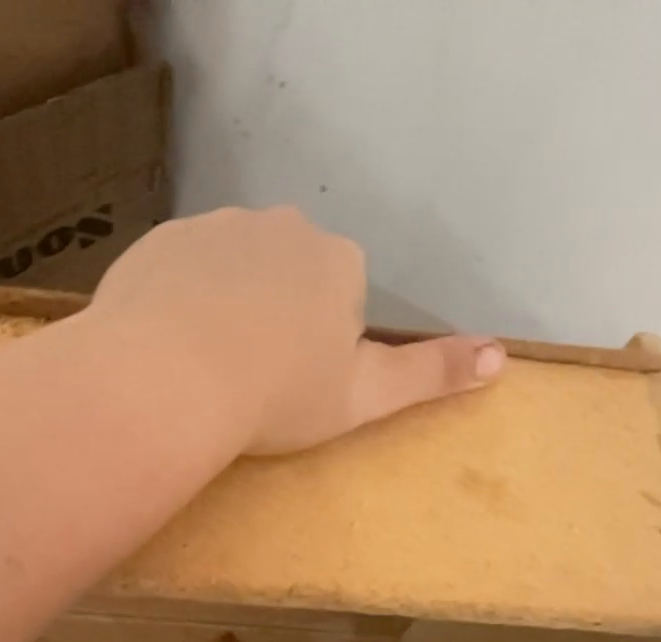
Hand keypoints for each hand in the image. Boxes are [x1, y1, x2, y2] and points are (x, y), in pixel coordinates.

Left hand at [87, 206, 505, 454]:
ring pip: (231, 268)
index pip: (339, 295)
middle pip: (286, 273)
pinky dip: (177, 299)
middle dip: (275, 315)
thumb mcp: (364, 397)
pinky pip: (180, 268)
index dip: (319, 345)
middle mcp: (281, 225)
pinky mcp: (158, 239)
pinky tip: (165, 344)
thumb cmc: (276, 396)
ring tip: (203, 364)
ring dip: (225, 304)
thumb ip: (432, 374)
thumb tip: (502, 357)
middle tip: (250, 377)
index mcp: (337, 259)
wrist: (163, 383)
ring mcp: (214, 226)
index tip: (294, 384)